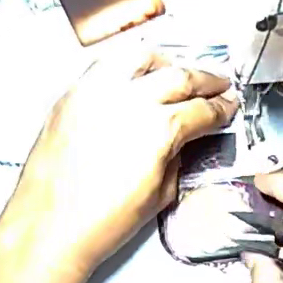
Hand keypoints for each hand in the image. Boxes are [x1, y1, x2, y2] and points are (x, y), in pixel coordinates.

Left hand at [0, 51, 235, 282]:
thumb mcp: (161, 193)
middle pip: (180, 76)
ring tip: (179, 70)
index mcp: (160, 129)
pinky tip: (138, 75)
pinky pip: (107, 63)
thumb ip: (178, 157)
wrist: (51, 226)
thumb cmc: (106, 220)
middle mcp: (131, 100)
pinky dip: (130, 64)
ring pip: (142, 56)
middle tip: (219, 84)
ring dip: (168, 61)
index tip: (230, 106)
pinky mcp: (72, 93)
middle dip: (206, 79)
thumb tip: (186, 139)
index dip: (222, 108)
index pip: (202, 109)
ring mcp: (98, 91)